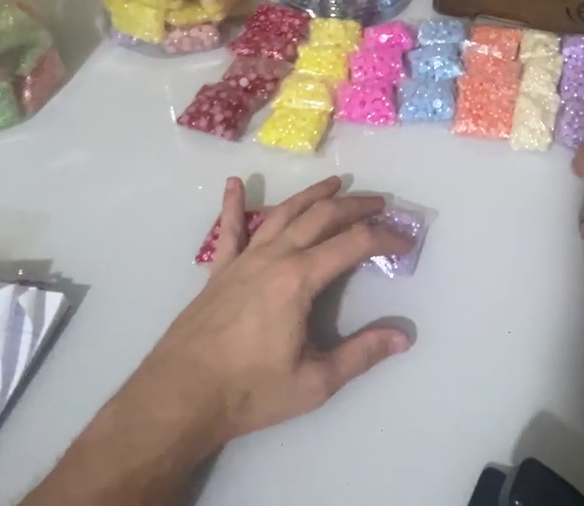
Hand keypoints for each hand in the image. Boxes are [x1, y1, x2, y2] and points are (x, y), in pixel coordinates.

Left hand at [136, 176, 413, 449]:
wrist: (178, 399)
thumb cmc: (249, 391)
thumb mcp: (314, 382)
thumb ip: (361, 355)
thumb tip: (403, 337)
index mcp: (300, 279)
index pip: (353, 244)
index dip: (385, 238)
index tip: (406, 240)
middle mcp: (274, 257)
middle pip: (321, 217)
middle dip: (355, 206)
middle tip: (380, 202)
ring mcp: (243, 261)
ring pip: (283, 214)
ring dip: (312, 195)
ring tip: (334, 183)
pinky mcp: (219, 272)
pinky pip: (229, 230)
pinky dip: (234, 204)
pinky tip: (234, 184)